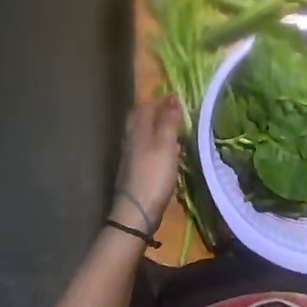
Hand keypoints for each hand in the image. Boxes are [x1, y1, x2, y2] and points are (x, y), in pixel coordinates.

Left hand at [110, 95, 180, 233]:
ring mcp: (130, 155)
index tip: (176, 96)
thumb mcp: (166, 144)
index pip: (145, 106)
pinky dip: (153, 141)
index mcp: (138, 129)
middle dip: (153, 110)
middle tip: (171, 108)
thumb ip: (168, 121)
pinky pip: (143, 146)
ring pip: (140, 132)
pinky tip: (163, 148)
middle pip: (139, 118)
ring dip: (153, 125)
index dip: (160, 99)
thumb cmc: (154, 174)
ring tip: (170, 126)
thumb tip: (171, 98)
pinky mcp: (134, 169)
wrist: (137, 210)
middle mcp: (131, 139)